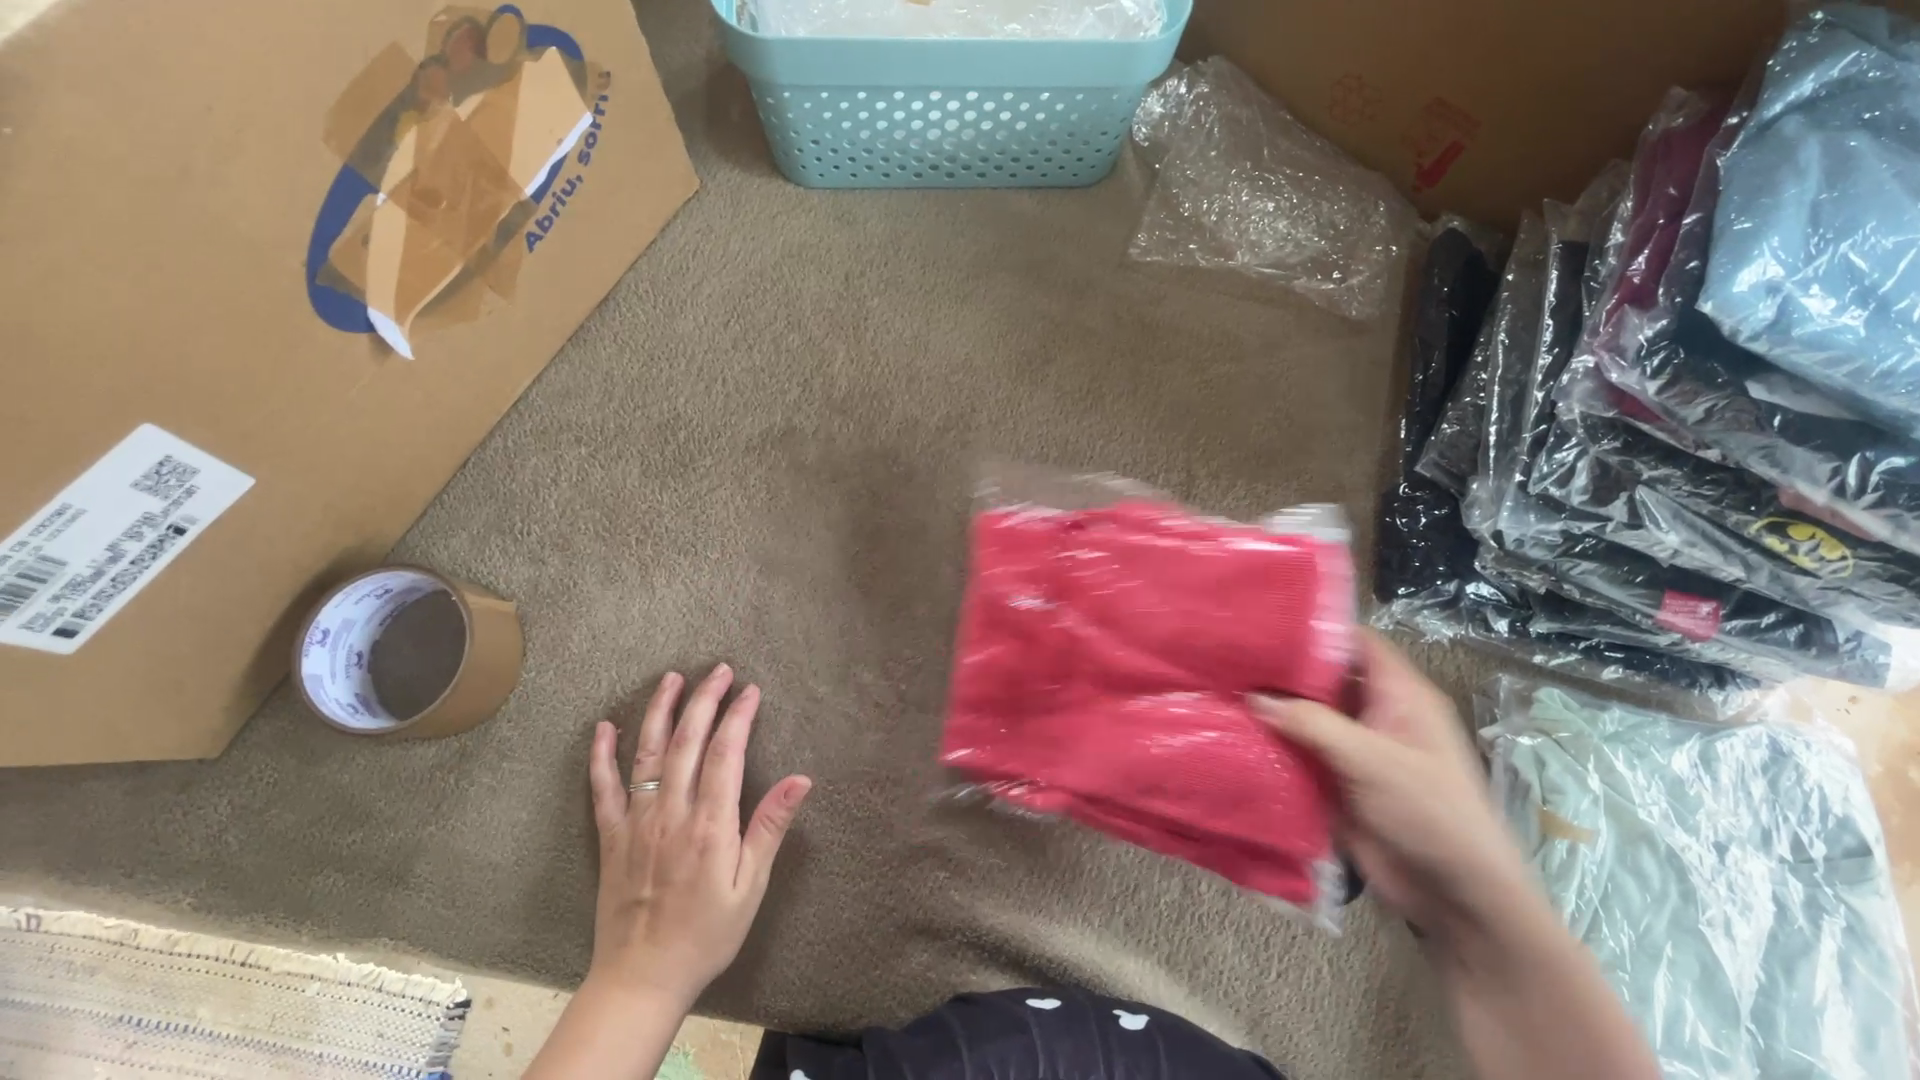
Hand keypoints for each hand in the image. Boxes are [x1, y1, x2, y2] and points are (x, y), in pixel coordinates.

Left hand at [585, 664, 812, 1008]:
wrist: (643, 977)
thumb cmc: (707, 935)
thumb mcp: (750, 886)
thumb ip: (769, 827)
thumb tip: (801, 781)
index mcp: (710, 825)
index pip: (726, 753)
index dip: (739, 716)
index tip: (751, 691)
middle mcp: (671, 813)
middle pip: (687, 741)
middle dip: (705, 700)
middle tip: (719, 671)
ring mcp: (637, 822)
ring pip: (647, 753)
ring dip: (660, 711)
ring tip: (672, 679)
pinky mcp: (611, 836)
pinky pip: (603, 787)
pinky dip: (602, 754)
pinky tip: (606, 727)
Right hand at [1250, 631, 1533, 945]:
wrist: (1453, 895)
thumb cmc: (1430, 814)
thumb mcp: (1373, 761)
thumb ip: (1312, 724)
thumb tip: (1254, 697)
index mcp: (1400, 696)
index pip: (1356, 643)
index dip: (1315, 629)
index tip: (1263, 622)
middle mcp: (1374, 716)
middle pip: (1323, 679)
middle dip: (1280, 670)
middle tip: (1226, 657)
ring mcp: (1353, 751)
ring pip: (1304, 718)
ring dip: (1270, 711)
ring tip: (1218, 691)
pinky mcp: (1334, 783)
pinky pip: (1297, 755)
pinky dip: (1270, 747)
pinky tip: (1231, 738)